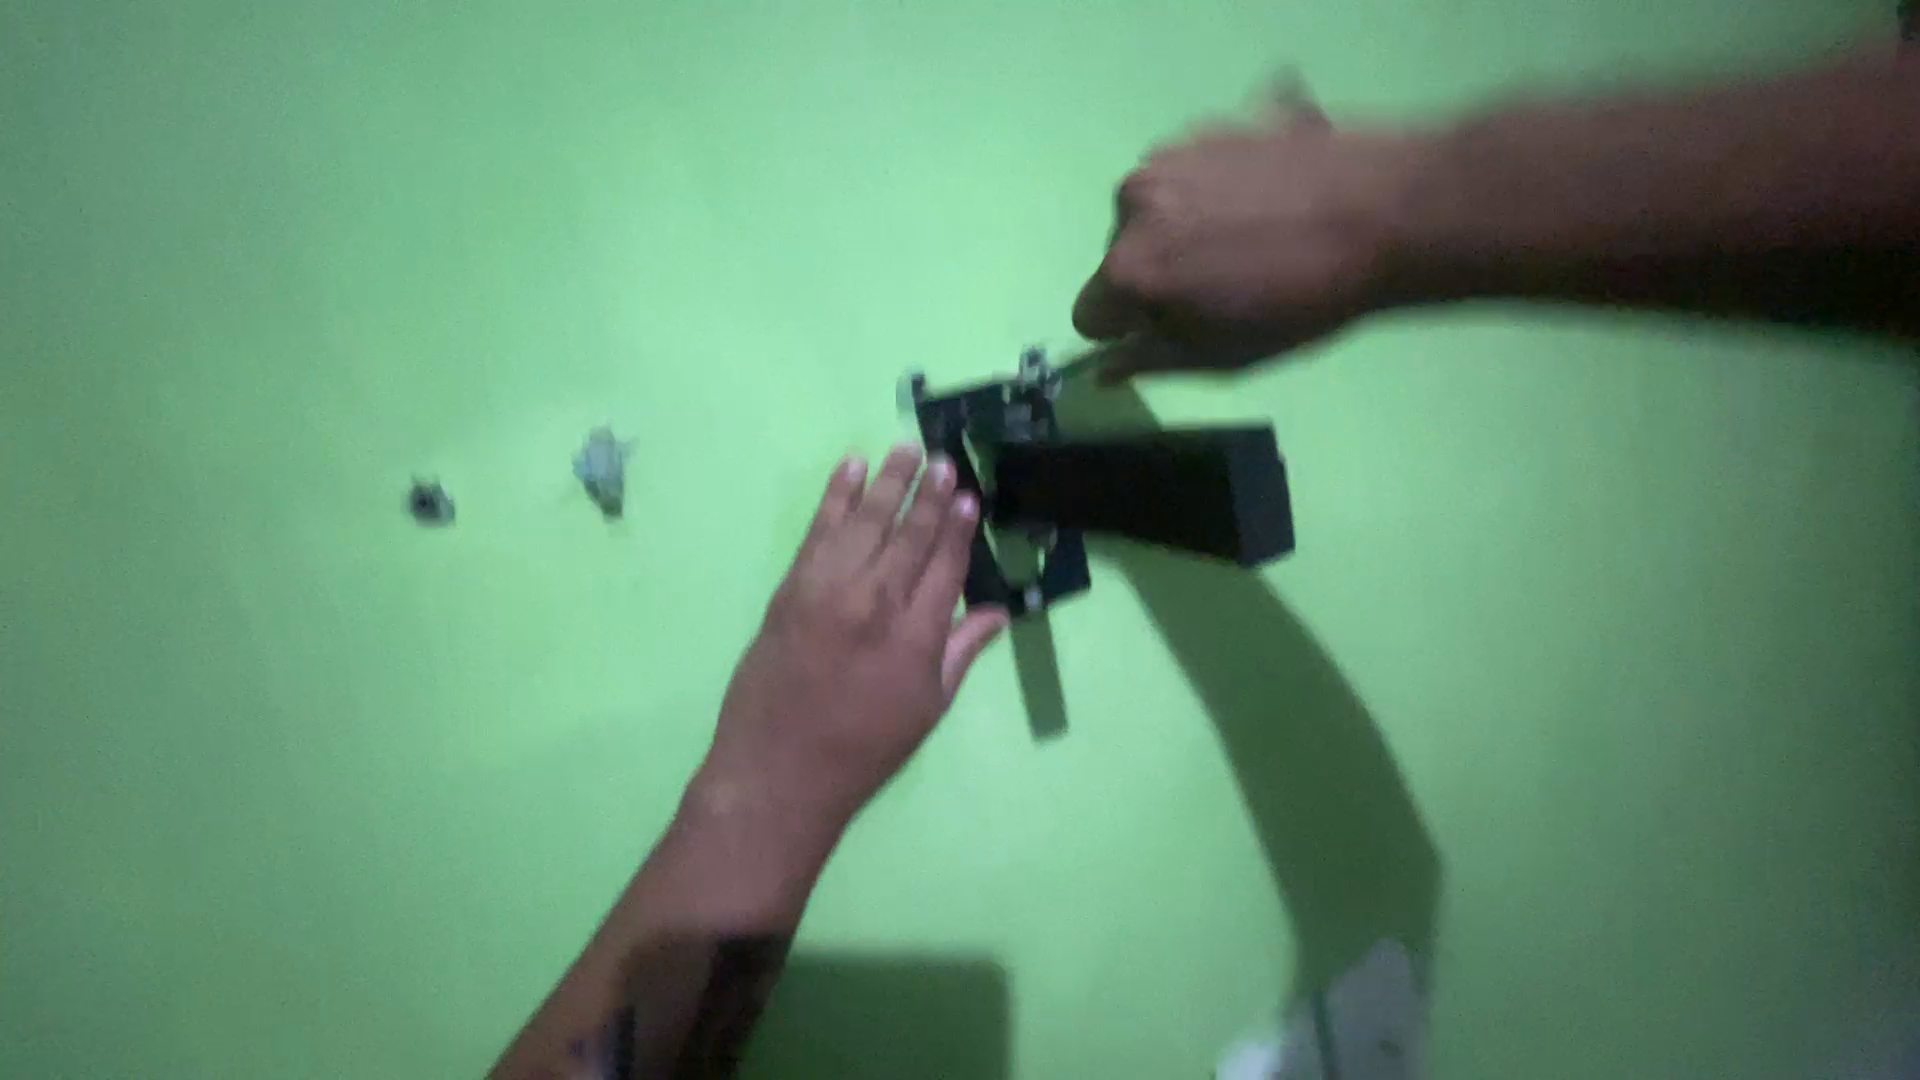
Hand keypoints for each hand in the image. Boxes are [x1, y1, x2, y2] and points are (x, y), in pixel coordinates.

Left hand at [696, 446, 1008, 828]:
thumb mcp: (927, 707)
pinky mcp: (792, 587)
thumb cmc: (864, 746)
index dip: (960, 528)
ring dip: (888, 482)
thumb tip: (998, 612)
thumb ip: (962, 651)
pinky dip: (835, 496)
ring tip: (906, 450)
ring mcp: (830, 589)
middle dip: (930, 495)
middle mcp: (877, 600)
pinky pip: (819, 530)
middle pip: (910, 534)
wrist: (779, 769)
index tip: (970, 497)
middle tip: (944, 460)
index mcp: (917, 634)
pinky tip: (850, 468)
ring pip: (867, 522)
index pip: (946, 564)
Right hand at [1074, 96, 1429, 378]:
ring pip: (1152, 213)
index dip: (1128, 329)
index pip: (1090, 314)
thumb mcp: (1218, 356)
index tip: (1174, 326)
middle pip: (1121, 258)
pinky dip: (1209, 194)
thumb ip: (1148, 363)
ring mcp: (1172, 155)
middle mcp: (1132, 203)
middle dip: (1155, 275)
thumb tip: (1104, 371)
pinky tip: (1262, 203)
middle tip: (1220, 283)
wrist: (1389, 211)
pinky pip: (1188, 176)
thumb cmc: (1295, 302)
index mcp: (1127, 267)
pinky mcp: (1211, 125)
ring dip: (1179, 231)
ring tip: (1245, 238)